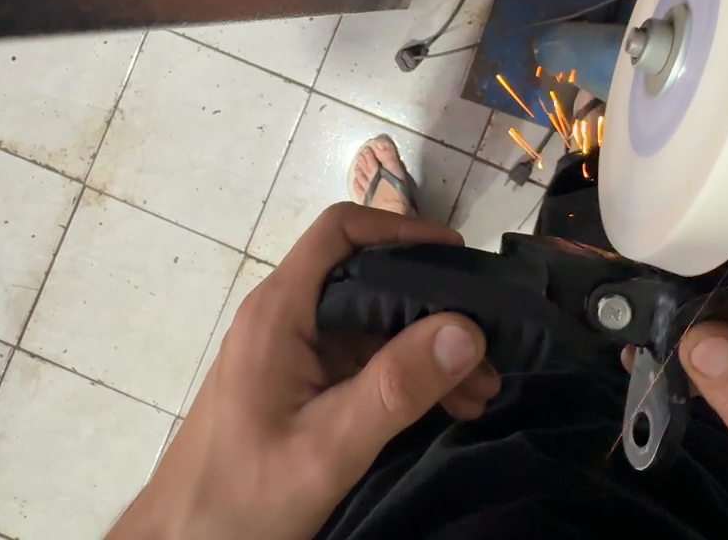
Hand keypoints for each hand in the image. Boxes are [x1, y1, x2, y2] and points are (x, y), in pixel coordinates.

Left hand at [110, 203, 499, 539]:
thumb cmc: (241, 499)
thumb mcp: (326, 448)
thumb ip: (395, 388)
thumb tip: (466, 329)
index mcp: (280, 310)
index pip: (340, 232)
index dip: (398, 228)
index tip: (454, 254)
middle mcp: (287, 316)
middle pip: (367, 277)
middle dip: (430, 305)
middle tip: (486, 344)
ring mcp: (294, 350)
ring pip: (371, 322)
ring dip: (425, 347)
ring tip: (479, 389)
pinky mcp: (301, 382)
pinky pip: (363, 360)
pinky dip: (405, 375)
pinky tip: (446, 404)